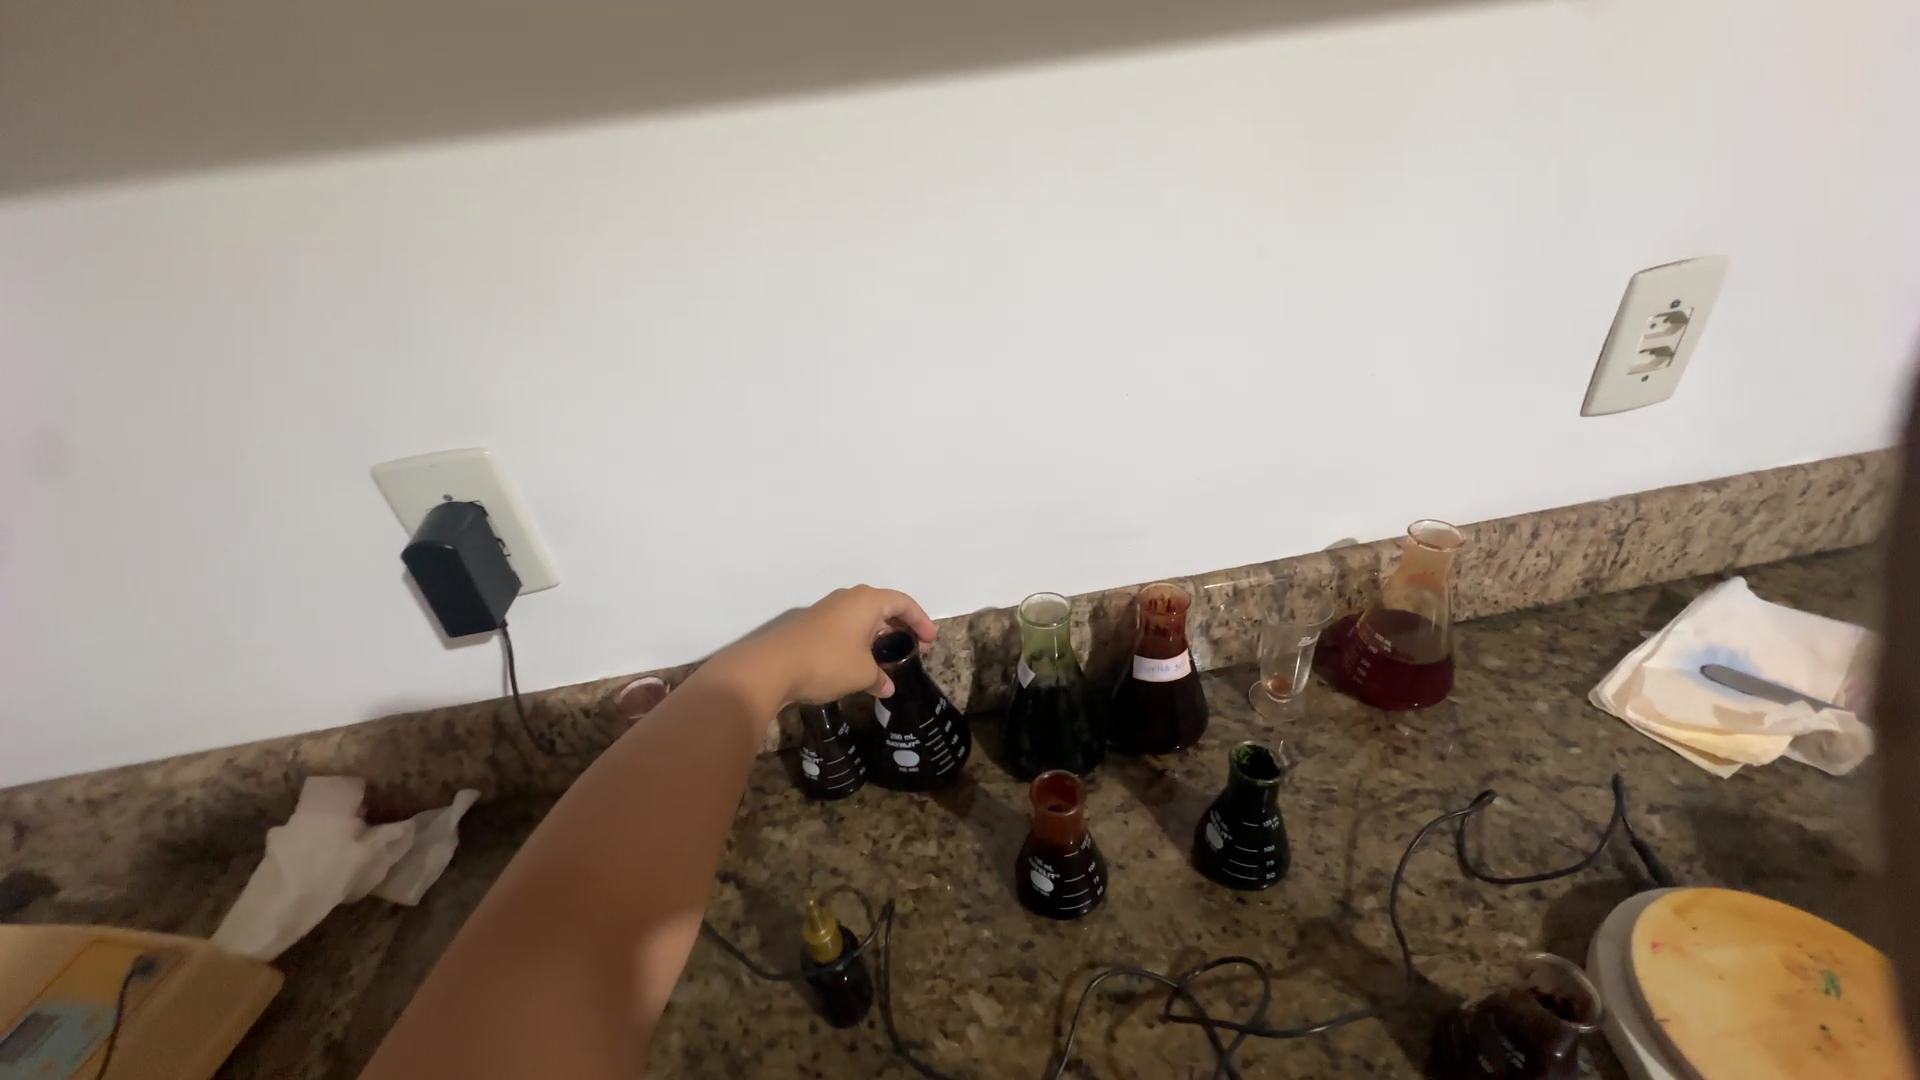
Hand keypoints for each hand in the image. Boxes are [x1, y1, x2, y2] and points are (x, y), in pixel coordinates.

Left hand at [712, 586, 937, 708]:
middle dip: (901, 626)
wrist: (772, 667)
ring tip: (890, 656)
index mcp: (867, 601)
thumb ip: (880, 678)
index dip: (921, 621)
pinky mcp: (813, 625)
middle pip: (884, 606)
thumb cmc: (827, 662)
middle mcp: (849, 598)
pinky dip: (861, 639)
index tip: (931, 640)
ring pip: (864, 617)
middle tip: (914, 648)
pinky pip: (847, 626)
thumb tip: (887, 687)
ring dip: (880, 634)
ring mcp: (828, 610)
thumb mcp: (862, 674)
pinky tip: (862, 662)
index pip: (903, 602)